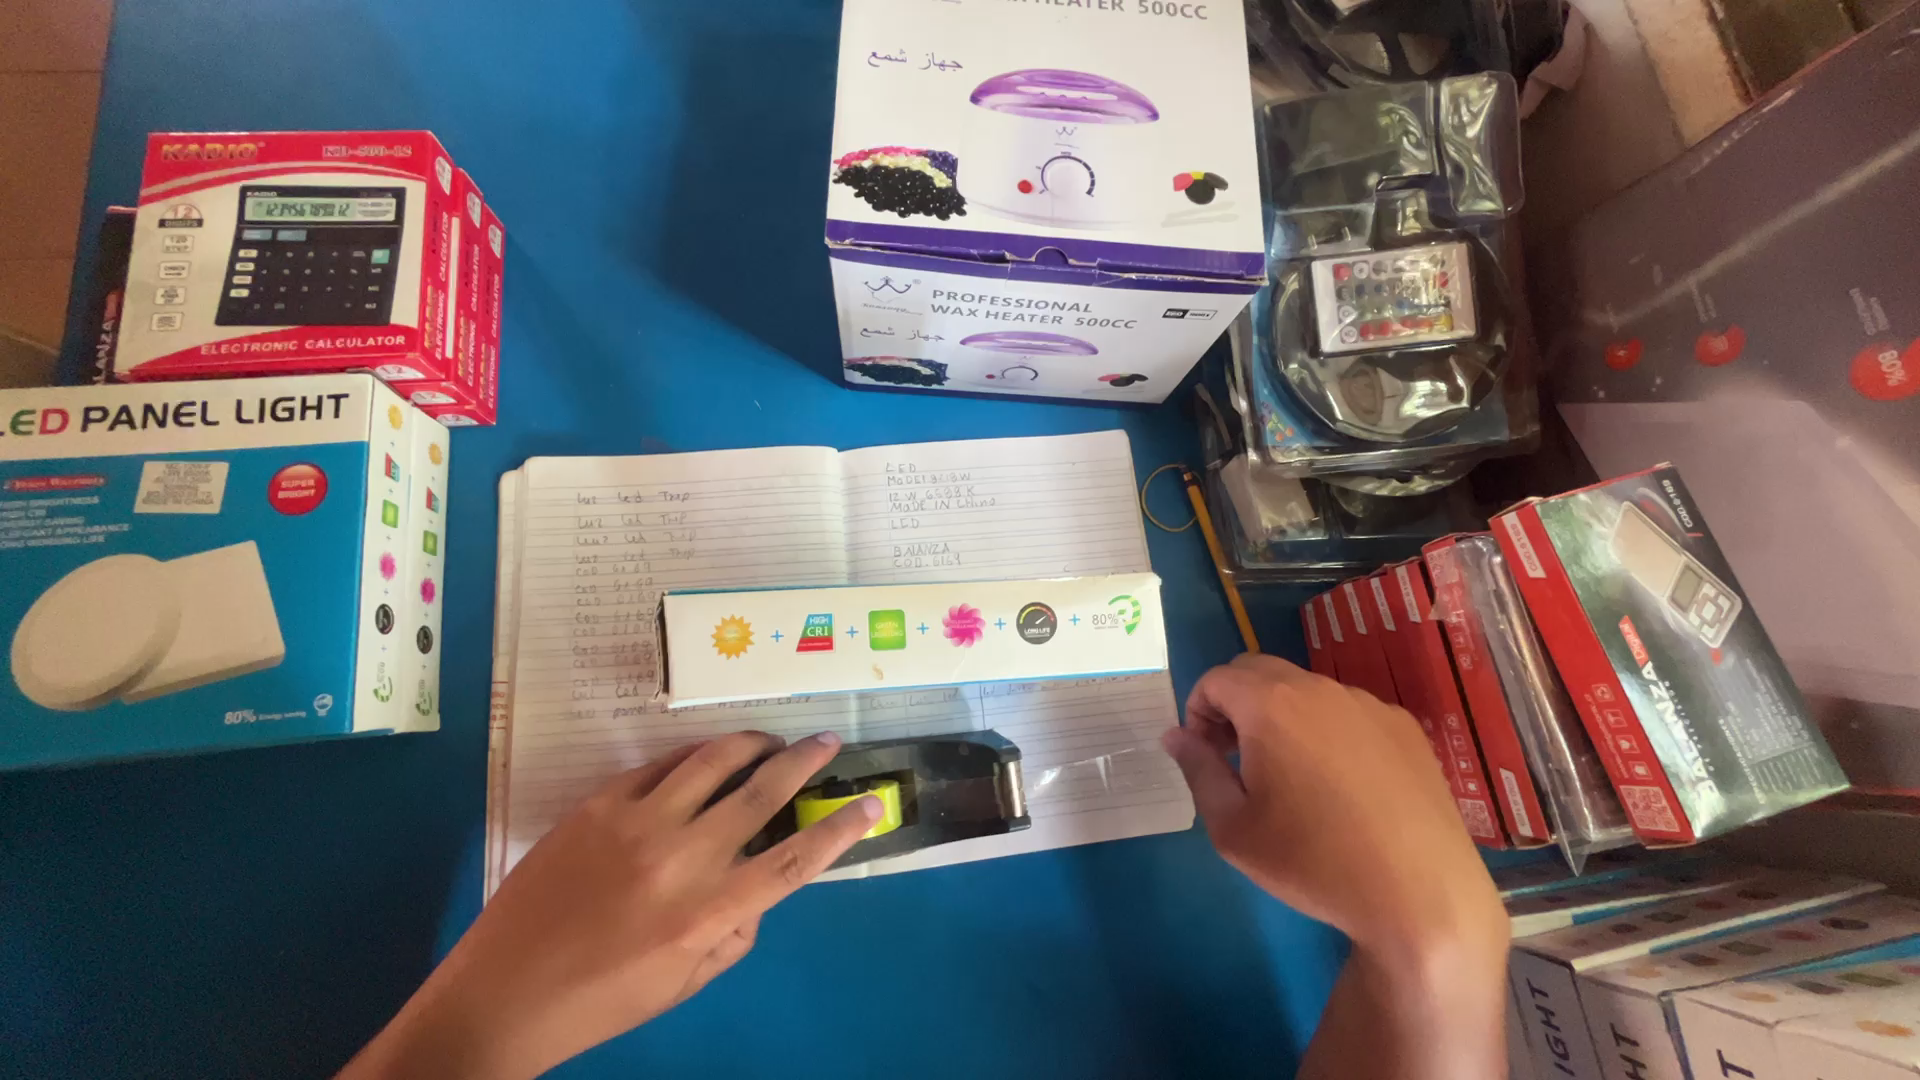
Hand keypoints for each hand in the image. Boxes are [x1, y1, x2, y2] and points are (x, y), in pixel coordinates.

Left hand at [339, 730, 879, 1079]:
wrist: (499, 997)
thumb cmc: (602, 1000)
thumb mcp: (687, 982)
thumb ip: (738, 930)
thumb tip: (762, 882)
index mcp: (707, 914)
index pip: (794, 861)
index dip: (840, 830)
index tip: (871, 804)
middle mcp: (681, 859)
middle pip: (762, 792)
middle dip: (805, 760)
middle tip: (827, 741)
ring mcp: (638, 823)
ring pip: (714, 760)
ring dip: (753, 743)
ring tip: (771, 740)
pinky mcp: (600, 804)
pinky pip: (663, 764)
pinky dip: (697, 755)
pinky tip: (709, 756)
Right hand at [1161, 655, 1504, 967]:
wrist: (1423, 899)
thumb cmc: (1313, 862)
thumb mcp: (1232, 827)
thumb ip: (1197, 770)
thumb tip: (1176, 735)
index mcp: (1271, 706)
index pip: (1216, 679)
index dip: (1197, 711)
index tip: (1204, 755)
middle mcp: (1320, 689)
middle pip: (1259, 671)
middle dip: (1234, 703)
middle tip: (1235, 757)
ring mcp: (1369, 705)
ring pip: (1305, 689)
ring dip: (1280, 715)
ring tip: (1290, 775)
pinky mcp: (1405, 729)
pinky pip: (1348, 712)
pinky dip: (1326, 730)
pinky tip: (1342, 785)